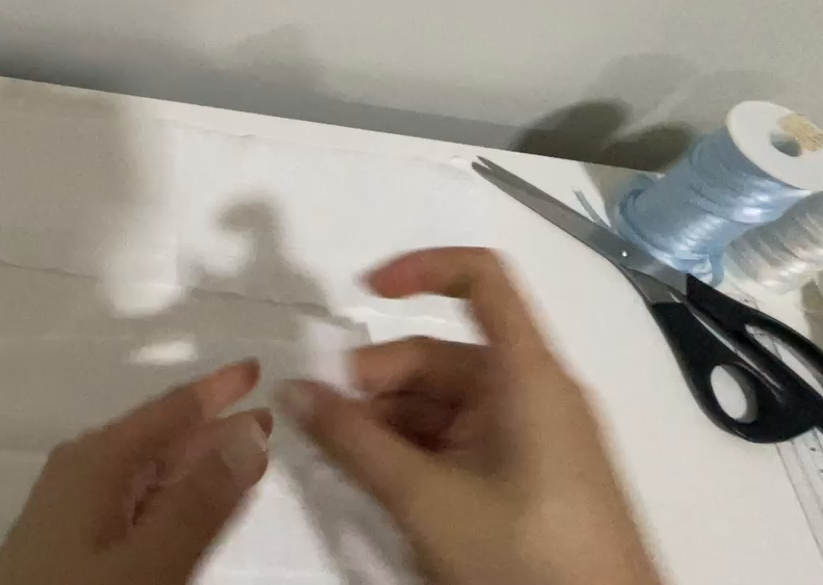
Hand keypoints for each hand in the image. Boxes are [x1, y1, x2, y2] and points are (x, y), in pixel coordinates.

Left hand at [0, 360, 271, 584]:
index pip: (170, 410)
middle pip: (159, 435)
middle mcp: (82, 467)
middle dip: (212, 426)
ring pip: (146, 468)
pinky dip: (170, 492)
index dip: (215, 389)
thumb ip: (199, 501)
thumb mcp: (147, 561)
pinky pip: (132, 496)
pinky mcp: (68, 538)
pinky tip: (186, 503)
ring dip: (194, 460)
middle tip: (262, 419)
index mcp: (97, 459)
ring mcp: (71, 502)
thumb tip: (248, 434)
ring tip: (237, 455)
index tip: (254, 368)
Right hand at [278, 247, 663, 584]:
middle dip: (377, 380)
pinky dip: (413, 451)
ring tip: (344, 458)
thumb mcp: (425, 500)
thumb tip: (291, 390)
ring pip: (441, 404)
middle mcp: (532, 393)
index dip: (421, 268)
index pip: (481, 277)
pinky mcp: (527, 480)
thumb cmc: (526, 566)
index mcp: (528, 375)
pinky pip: (457, 442)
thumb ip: (352, 440)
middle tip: (327, 418)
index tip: (364, 292)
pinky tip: (379, 482)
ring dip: (387, 422)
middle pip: (440, 355)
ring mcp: (531, 440)